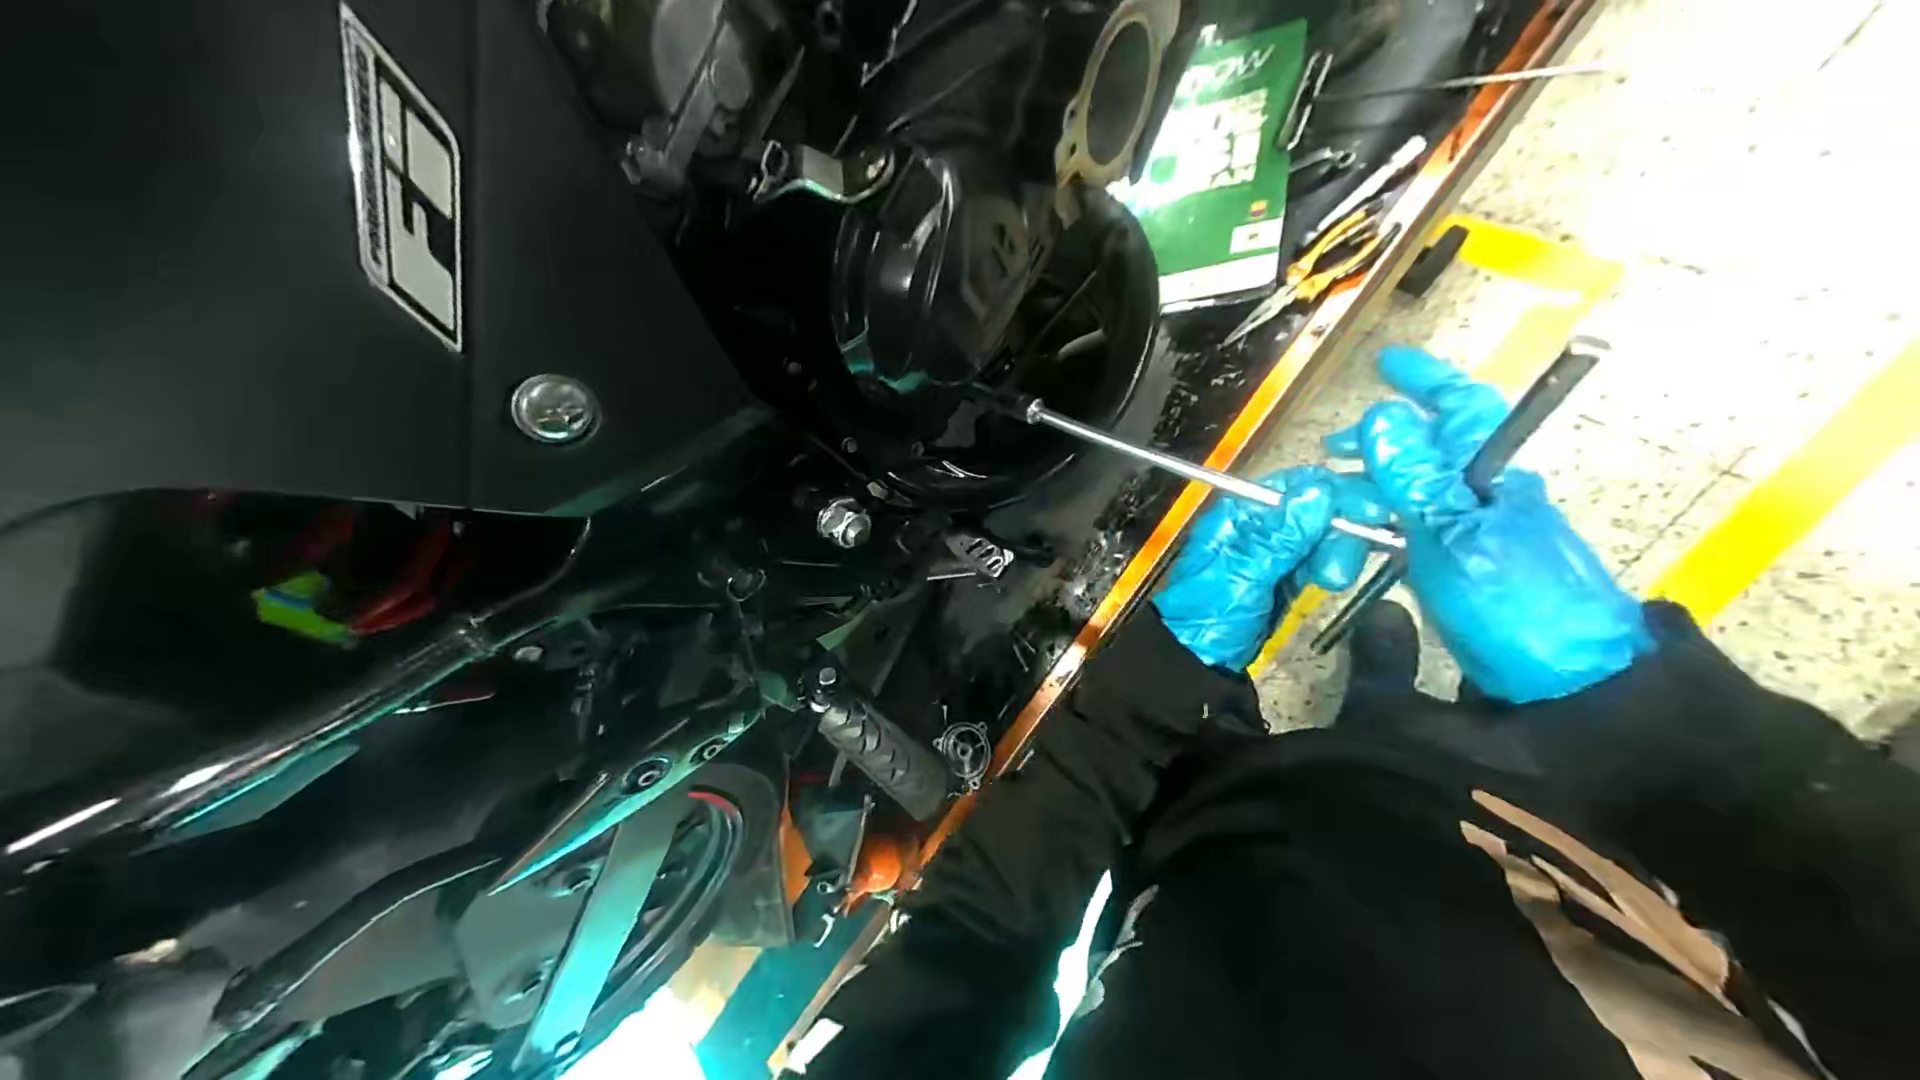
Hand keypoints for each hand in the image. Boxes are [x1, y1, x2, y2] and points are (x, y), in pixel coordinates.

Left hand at [1153, 464, 1387, 670]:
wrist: (1198, 661)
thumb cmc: (1205, 614)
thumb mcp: (1243, 573)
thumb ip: (1281, 536)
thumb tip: (1318, 492)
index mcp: (1241, 514)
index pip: (1296, 485)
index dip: (1336, 492)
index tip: (1370, 512)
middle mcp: (1261, 526)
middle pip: (1319, 507)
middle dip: (1340, 529)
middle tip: (1340, 566)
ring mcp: (1276, 552)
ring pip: (1326, 534)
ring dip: (1340, 552)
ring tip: (1331, 581)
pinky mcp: (1288, 577)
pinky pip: (1321, 560)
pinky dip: (1333, 566)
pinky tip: (1332, 580)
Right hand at [1328, 345, 1651, 702]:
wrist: (1564, 685)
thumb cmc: (1518, 604)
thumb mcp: (1458, 537)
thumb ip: (1416, 481)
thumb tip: (1383, 416)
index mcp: (1488, 478)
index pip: (1459, 410)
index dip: (1424, 382)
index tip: (1385, 365)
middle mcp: (1477, 496)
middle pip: (1417, 453)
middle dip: (1369, 451)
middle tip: (1328, 456)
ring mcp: (1464, 531)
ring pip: (1401, 494)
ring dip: (1360, 501)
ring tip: (1332, 523)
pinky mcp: (1451, 564)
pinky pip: (1401, 529)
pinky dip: (1370, 529)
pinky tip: (1351, 545)